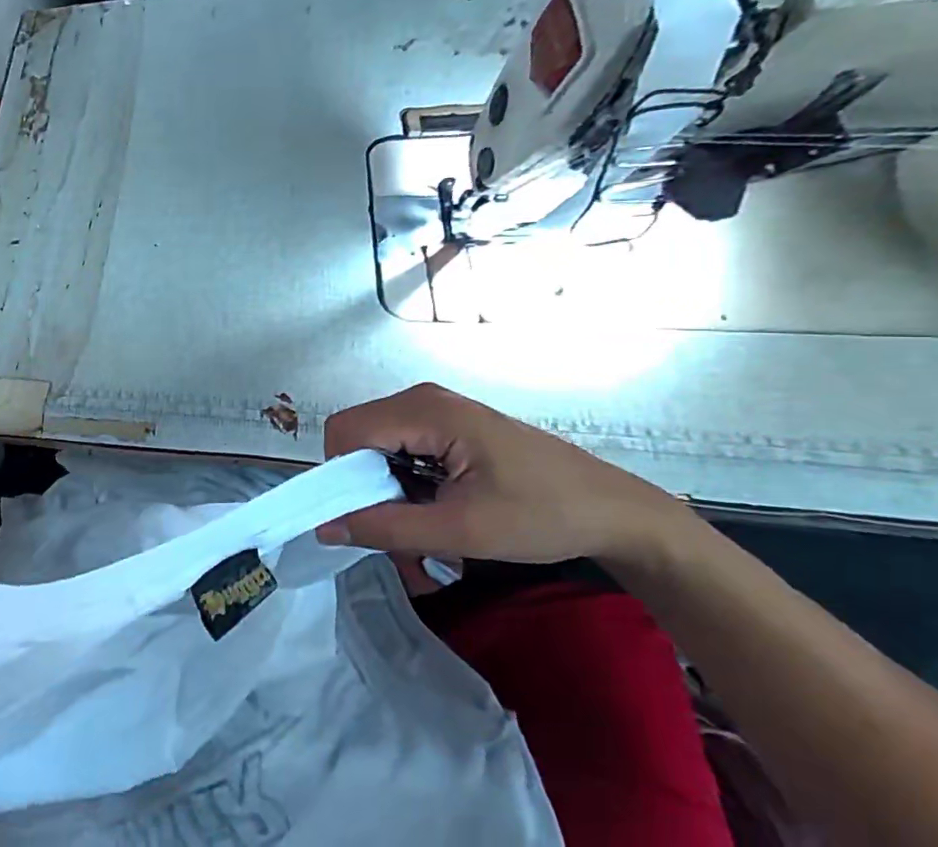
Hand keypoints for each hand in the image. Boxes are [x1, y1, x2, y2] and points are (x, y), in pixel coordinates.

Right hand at [319, 383, 695, 565]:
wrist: (613, 511)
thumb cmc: (542, 515)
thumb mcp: (461, 531)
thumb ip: (386, 527)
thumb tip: (324, 527)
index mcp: (425, 411)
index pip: (344, 432)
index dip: (339, 477)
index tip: (362, 520)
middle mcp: (424, 400)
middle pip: (359, 440)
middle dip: (366, 491)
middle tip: (398, 537)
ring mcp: (438, 411)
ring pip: (379, 449)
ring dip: (388, 494)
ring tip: (424, 534)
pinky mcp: (450, 428)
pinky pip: (402, 451)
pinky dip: (406, 487)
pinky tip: (438, 514)